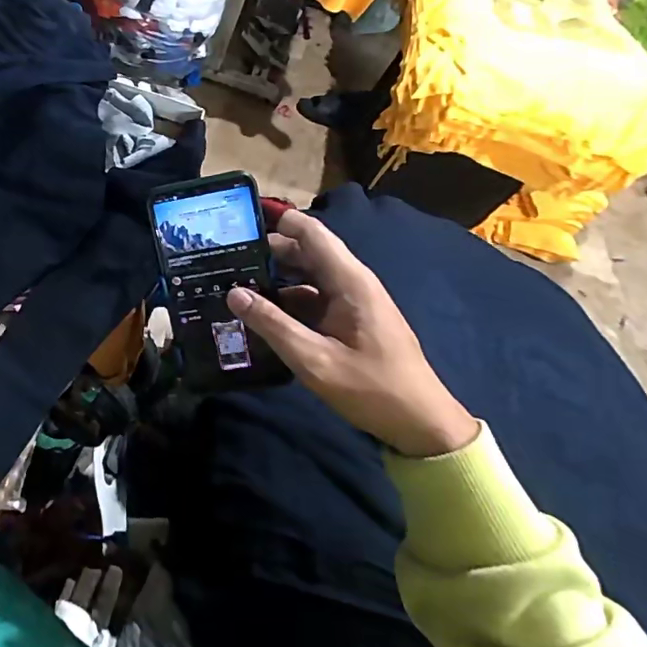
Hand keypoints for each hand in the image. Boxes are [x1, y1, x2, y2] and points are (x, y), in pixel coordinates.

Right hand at [226, 209, 477, 457]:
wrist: (422, 425)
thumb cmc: (372, 389)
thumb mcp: (314, 360)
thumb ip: (272, 324)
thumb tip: (233, 293)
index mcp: (349, 280)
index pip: (310, 232)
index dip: (276, 221)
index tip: (238, 225)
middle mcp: (351, 281)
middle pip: (305, 250)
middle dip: (267, 250)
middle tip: (224, 258)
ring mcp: (352, 300)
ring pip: (306, 274)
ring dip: (274, 275)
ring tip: (234, 281)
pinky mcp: (349, 318)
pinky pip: (312, 295)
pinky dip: (286, 297)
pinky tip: (260, 311)